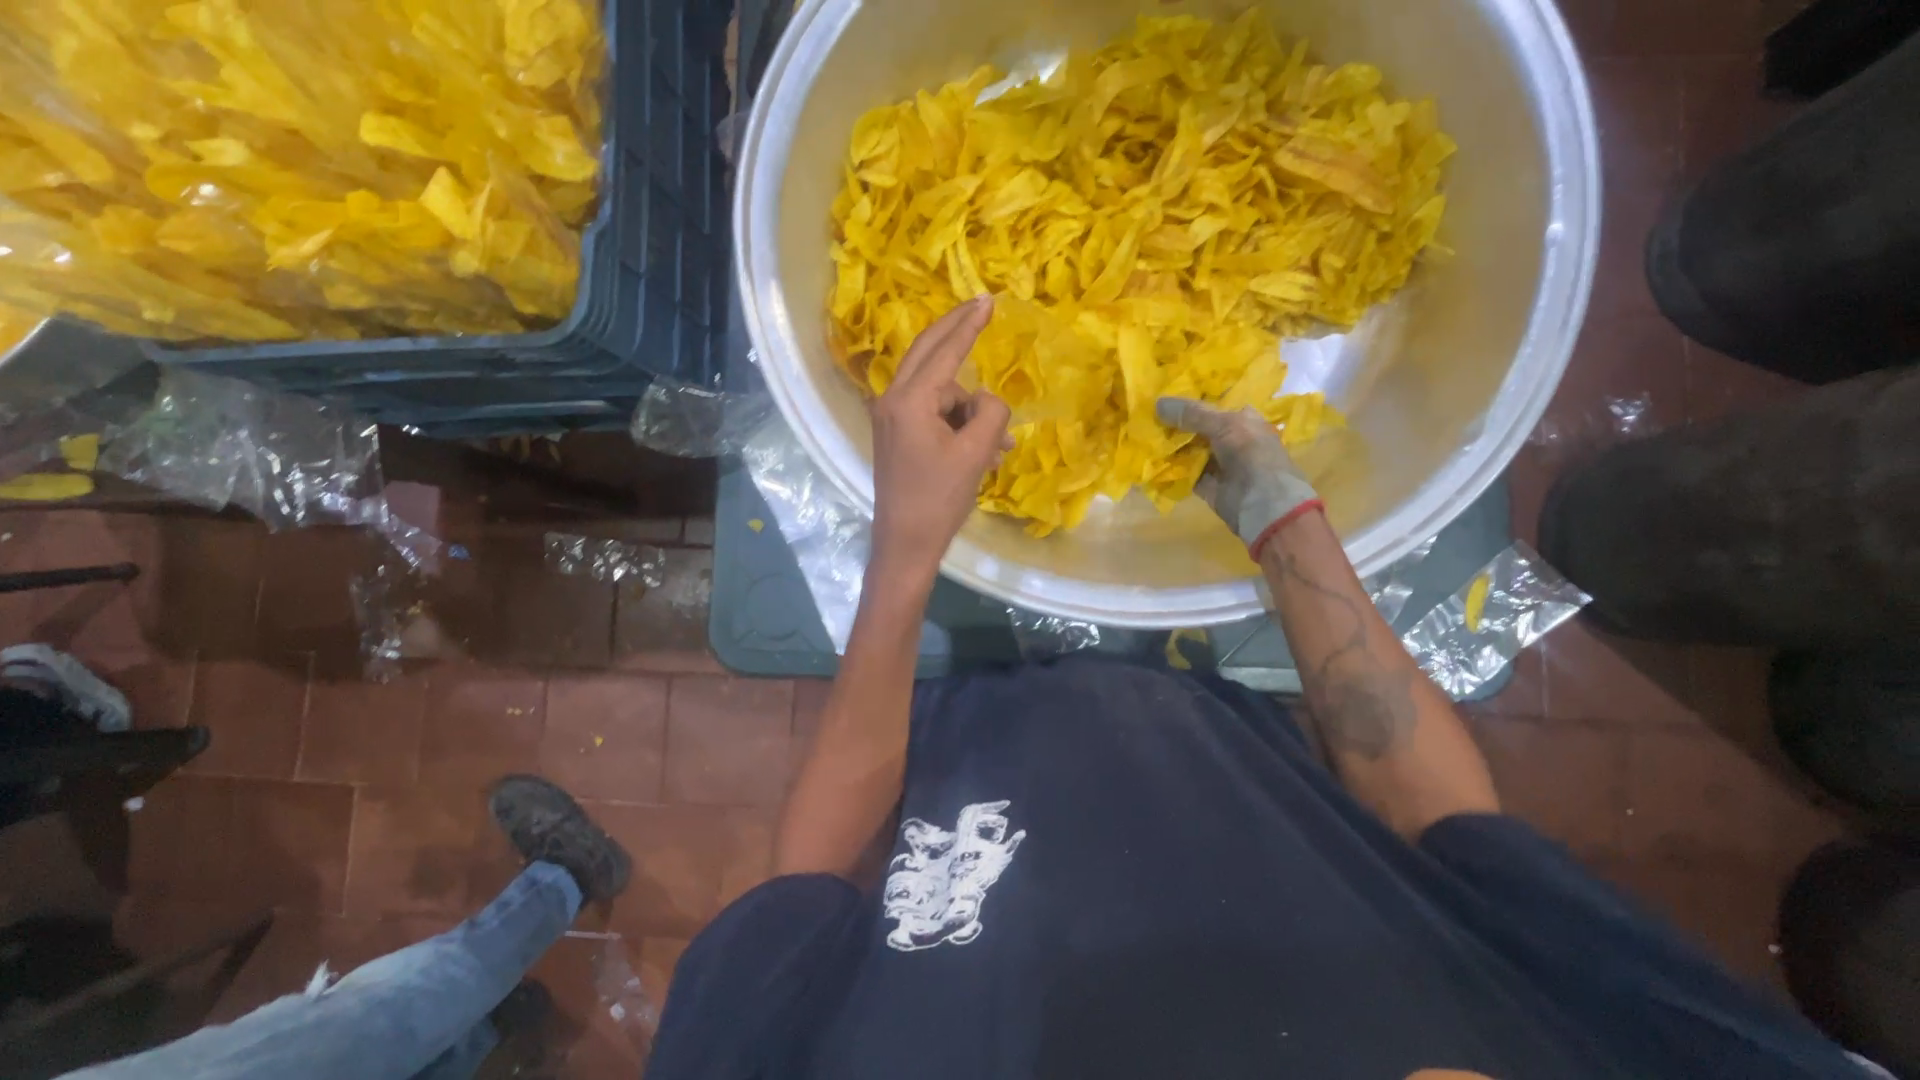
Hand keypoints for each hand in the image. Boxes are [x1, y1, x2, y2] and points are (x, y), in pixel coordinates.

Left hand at [870, 295, 1011, 579]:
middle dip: (957, 332)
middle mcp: (892, 400)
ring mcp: (890, 418)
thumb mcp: (976, 453)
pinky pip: (932, 413)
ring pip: (938, 392)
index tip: (988, 299)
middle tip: (983, 307)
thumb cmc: (939, 500)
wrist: (904, 544)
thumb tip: (987, 398)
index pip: (944, 349)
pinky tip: (983, 452)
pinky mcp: (895, 435)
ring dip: (969, 407)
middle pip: (928, 352)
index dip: (969, 324)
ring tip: (999, 445)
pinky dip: (957, 423)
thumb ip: (990, 412)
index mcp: (909, 400)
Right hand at [1157, 396, 1320, 559]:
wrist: (1263, 501)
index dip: (1190, 397)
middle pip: (1196, 425)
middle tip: (1145, 412)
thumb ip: (1191, 413)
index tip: (1163, 391)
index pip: (1213, 402)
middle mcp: (1229, 436)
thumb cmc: (1251, 453)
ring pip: (1187, 447)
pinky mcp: (1206, 482)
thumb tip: (1157, 402)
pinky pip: (1183, 471)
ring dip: (1168, 443)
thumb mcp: (1223, 424)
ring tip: (1140, 432)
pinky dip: (1168, 466)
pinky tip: (1148, 457)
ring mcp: (1217, 461)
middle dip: (1173, 420)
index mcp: (1241, 417)